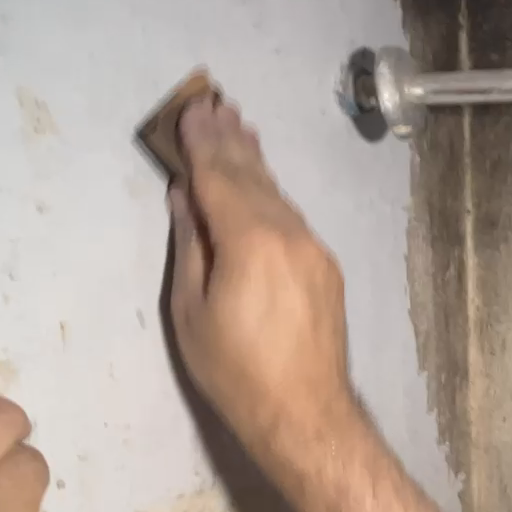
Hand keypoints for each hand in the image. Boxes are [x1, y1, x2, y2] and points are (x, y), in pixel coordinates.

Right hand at [167, 98, 356, 467]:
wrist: (306, 410)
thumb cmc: (234, 370)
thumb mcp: (192, 309)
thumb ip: (192, 243)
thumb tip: (185, 194)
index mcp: (252, 241)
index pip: (221, 178)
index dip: (203, 143)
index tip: (190, 108)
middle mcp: (292, 235)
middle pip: (255, 179)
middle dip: (231, 140)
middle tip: (214, 102)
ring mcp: (316, 251)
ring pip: (279, 197)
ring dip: (256, 162)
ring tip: (239, 127)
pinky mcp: (327, 269)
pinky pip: (293, 219)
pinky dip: (274, 195)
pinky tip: (264, 184)